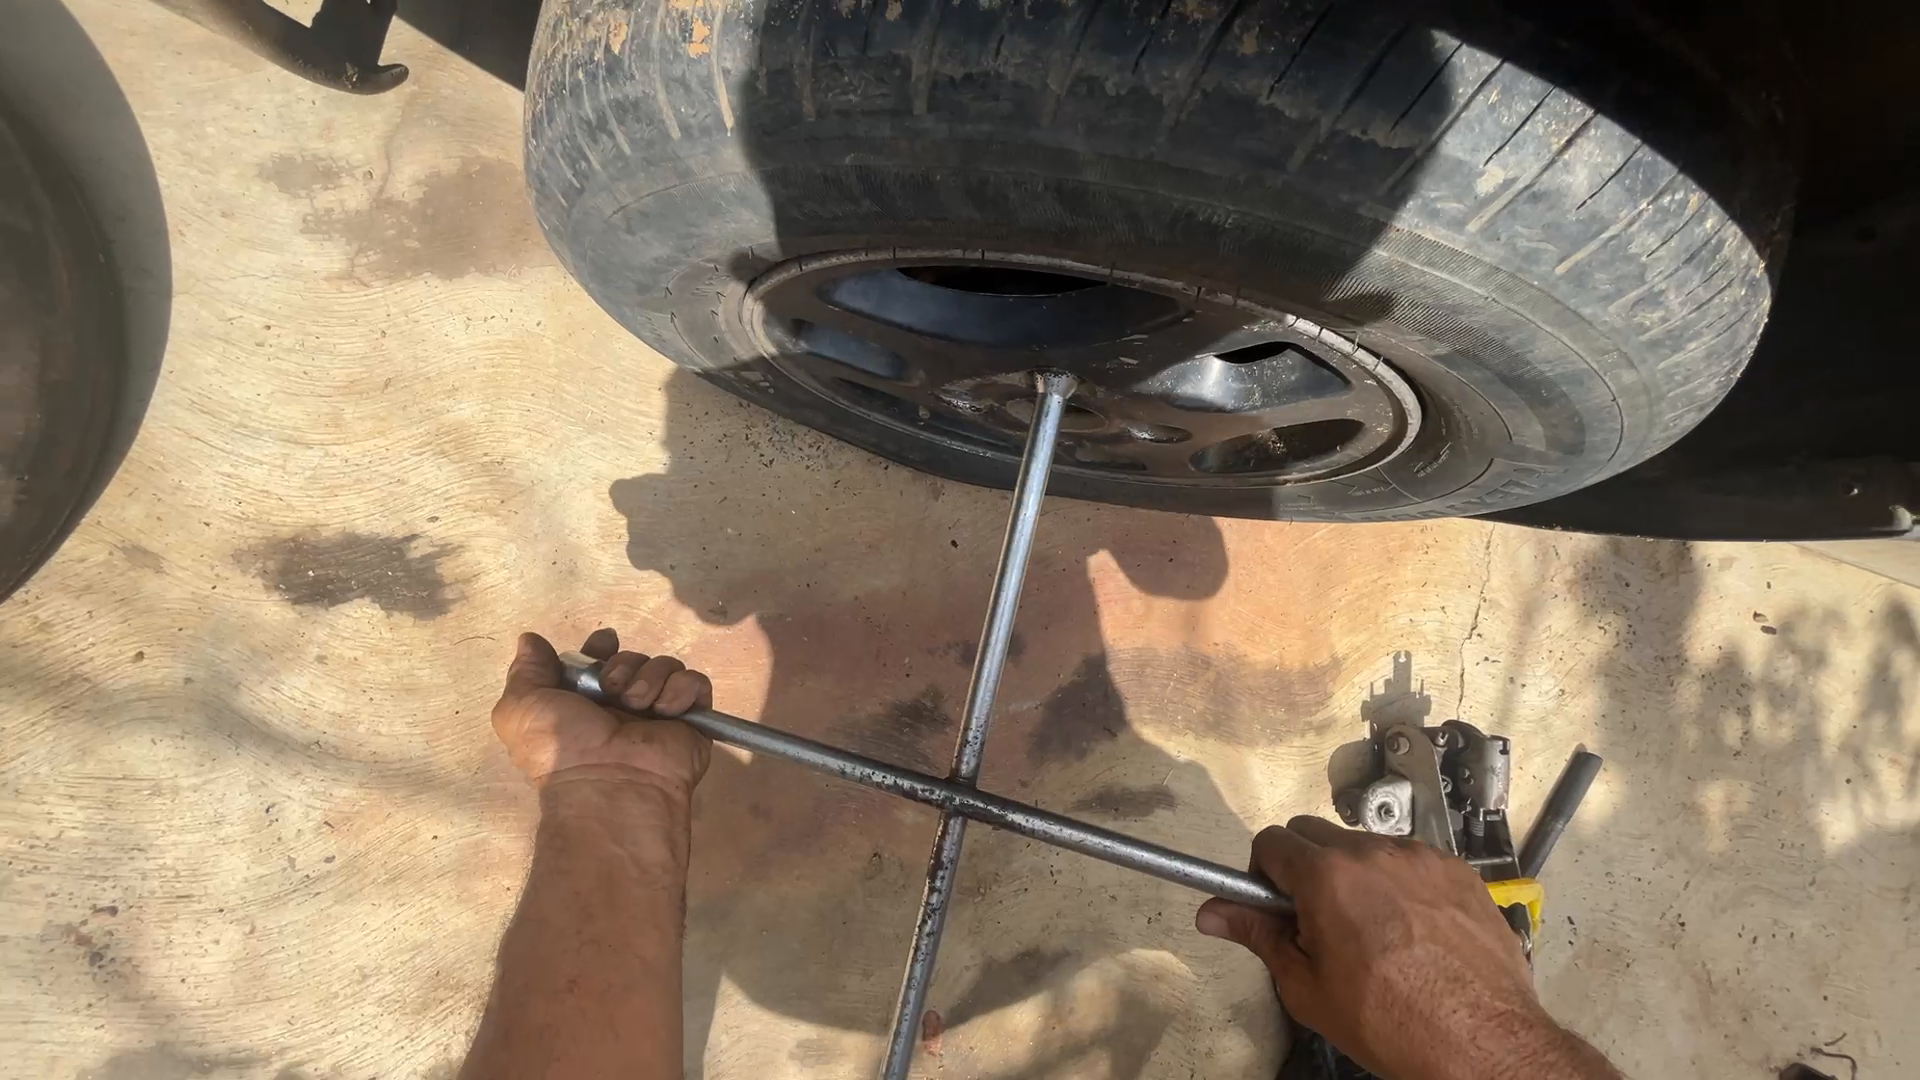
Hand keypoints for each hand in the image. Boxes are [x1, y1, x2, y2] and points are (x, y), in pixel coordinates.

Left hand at [491, 628, 712, 797]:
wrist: (611, 781)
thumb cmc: (562, 746)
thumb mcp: (521, 709)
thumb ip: (526, 671)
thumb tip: (530, 639)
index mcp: (587, 702)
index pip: (603, 659)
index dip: (603, 646)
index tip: (605, 641)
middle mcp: (625, 705)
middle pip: (635, 657)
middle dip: (624, 665)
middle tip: (613, 689)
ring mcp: (662, 711)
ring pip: (667, 665)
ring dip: (650, 678)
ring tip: (638, 706)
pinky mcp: (694, 718)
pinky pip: (696, 682)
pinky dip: (681, 690)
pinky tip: (667, 711)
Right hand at [1196, 816, 1577, 1079]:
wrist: (1489, 1050)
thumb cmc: (1386, 1022)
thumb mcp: (1306, 987)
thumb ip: (1256, 934)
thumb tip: (1207, 912)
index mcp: (1324, 874)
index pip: (1269, 841)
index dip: (1263, 872)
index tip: (1277, 907)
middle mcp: (1369, 850)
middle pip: (1311, 831)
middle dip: (1303, 864)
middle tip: (1319, 917)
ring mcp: (1418, 855)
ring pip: (1361, 843)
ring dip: (1352, 870)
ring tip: (1376, 927)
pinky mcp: (1457, 869)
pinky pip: (1409, 857)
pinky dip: (1400, 880)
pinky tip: (1417, 927)